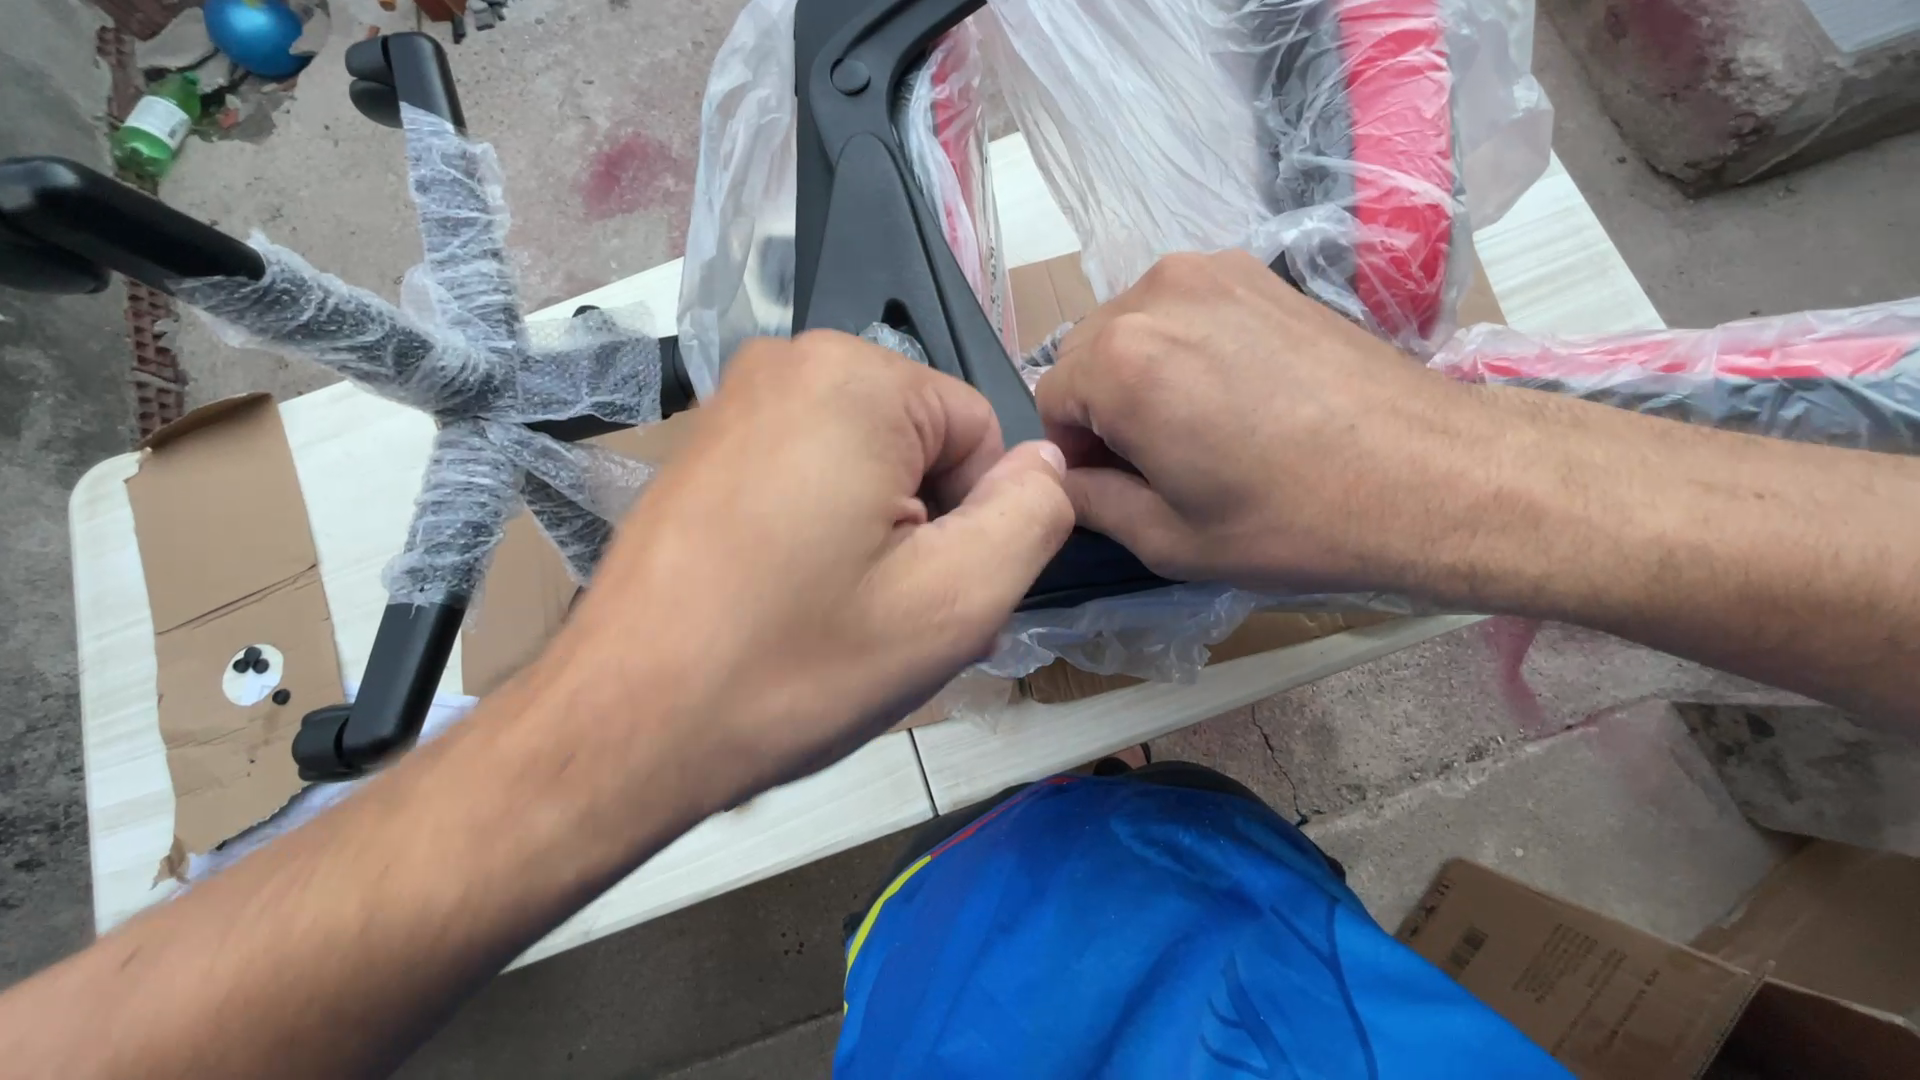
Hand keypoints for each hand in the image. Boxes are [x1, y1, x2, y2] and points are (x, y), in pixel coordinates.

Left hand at [548, 330, 1073, 806]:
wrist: (625, 723)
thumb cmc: (796, 663)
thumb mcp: (955, 601)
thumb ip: (1034, 517)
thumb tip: (1048, 465)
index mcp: (856, 377)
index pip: (981, 436)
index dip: (973, 525)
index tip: (924, 595)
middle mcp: (790, 363)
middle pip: (922, 447)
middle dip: (923, 529)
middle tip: (883, 614)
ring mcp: (735, 403)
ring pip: (867, 467)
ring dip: (875, 538)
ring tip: (835, 614)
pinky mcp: (703, 449)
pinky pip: (807, 476)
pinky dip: (820, 533)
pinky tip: (789, 600)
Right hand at [1034, 250, 1497, 593]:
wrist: (1430, 473)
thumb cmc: (1291, 518)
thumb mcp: (1167, 538)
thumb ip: (1088, 502)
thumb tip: (1061, 481)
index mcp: (1120, 360)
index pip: (1049, 399)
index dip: (1074, 452)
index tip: (1118, 485)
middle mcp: (1153, 294)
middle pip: (1086, 355)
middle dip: (1103, 407)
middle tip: (1159, 460)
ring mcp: (1209, 269)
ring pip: (1132, 328)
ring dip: (1142, 374)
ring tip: (1203, 424)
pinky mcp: (1256, 269)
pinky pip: (1181, 309)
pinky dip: (1184, 347)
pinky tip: (1236, 390)